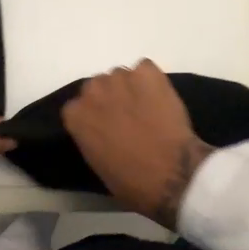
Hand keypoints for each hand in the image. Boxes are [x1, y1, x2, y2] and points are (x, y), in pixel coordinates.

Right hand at [61, 60, 213, 228]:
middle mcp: (93, 89)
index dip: (94, 116)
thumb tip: (100, 128)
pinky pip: (145, 69)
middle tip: (127, 117)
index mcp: (76, 114)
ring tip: (148, 108)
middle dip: (110, 99)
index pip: (78, 107)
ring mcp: (121, 77)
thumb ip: (91, 136)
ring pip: (122, 77)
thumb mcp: (97, 162)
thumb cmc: (131, 180)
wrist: (172, 173)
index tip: (106, 128)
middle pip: (98, 87)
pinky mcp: (148, 71)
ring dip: (131, 89)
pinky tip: (160, 98)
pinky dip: (151, 81)